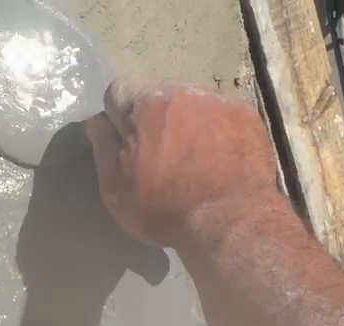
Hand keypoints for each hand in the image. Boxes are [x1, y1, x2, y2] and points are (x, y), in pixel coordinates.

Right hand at [84, 80, 283, 250]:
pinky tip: (215, 164)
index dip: (115, 116)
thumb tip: (97, 123)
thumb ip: (103, 149)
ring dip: (184, 125)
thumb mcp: (116, 188)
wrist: (228, 219)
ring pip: (190, 105)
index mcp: (145, 105)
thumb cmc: (163, 208)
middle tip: (156, 158)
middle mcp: (182, 91)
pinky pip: (220, 118)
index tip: (121, 143)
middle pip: (158, 95)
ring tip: (189, 163)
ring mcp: (218, 101)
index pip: (117, 89)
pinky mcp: (246, 116)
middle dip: (152, 119)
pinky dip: (214, 135)